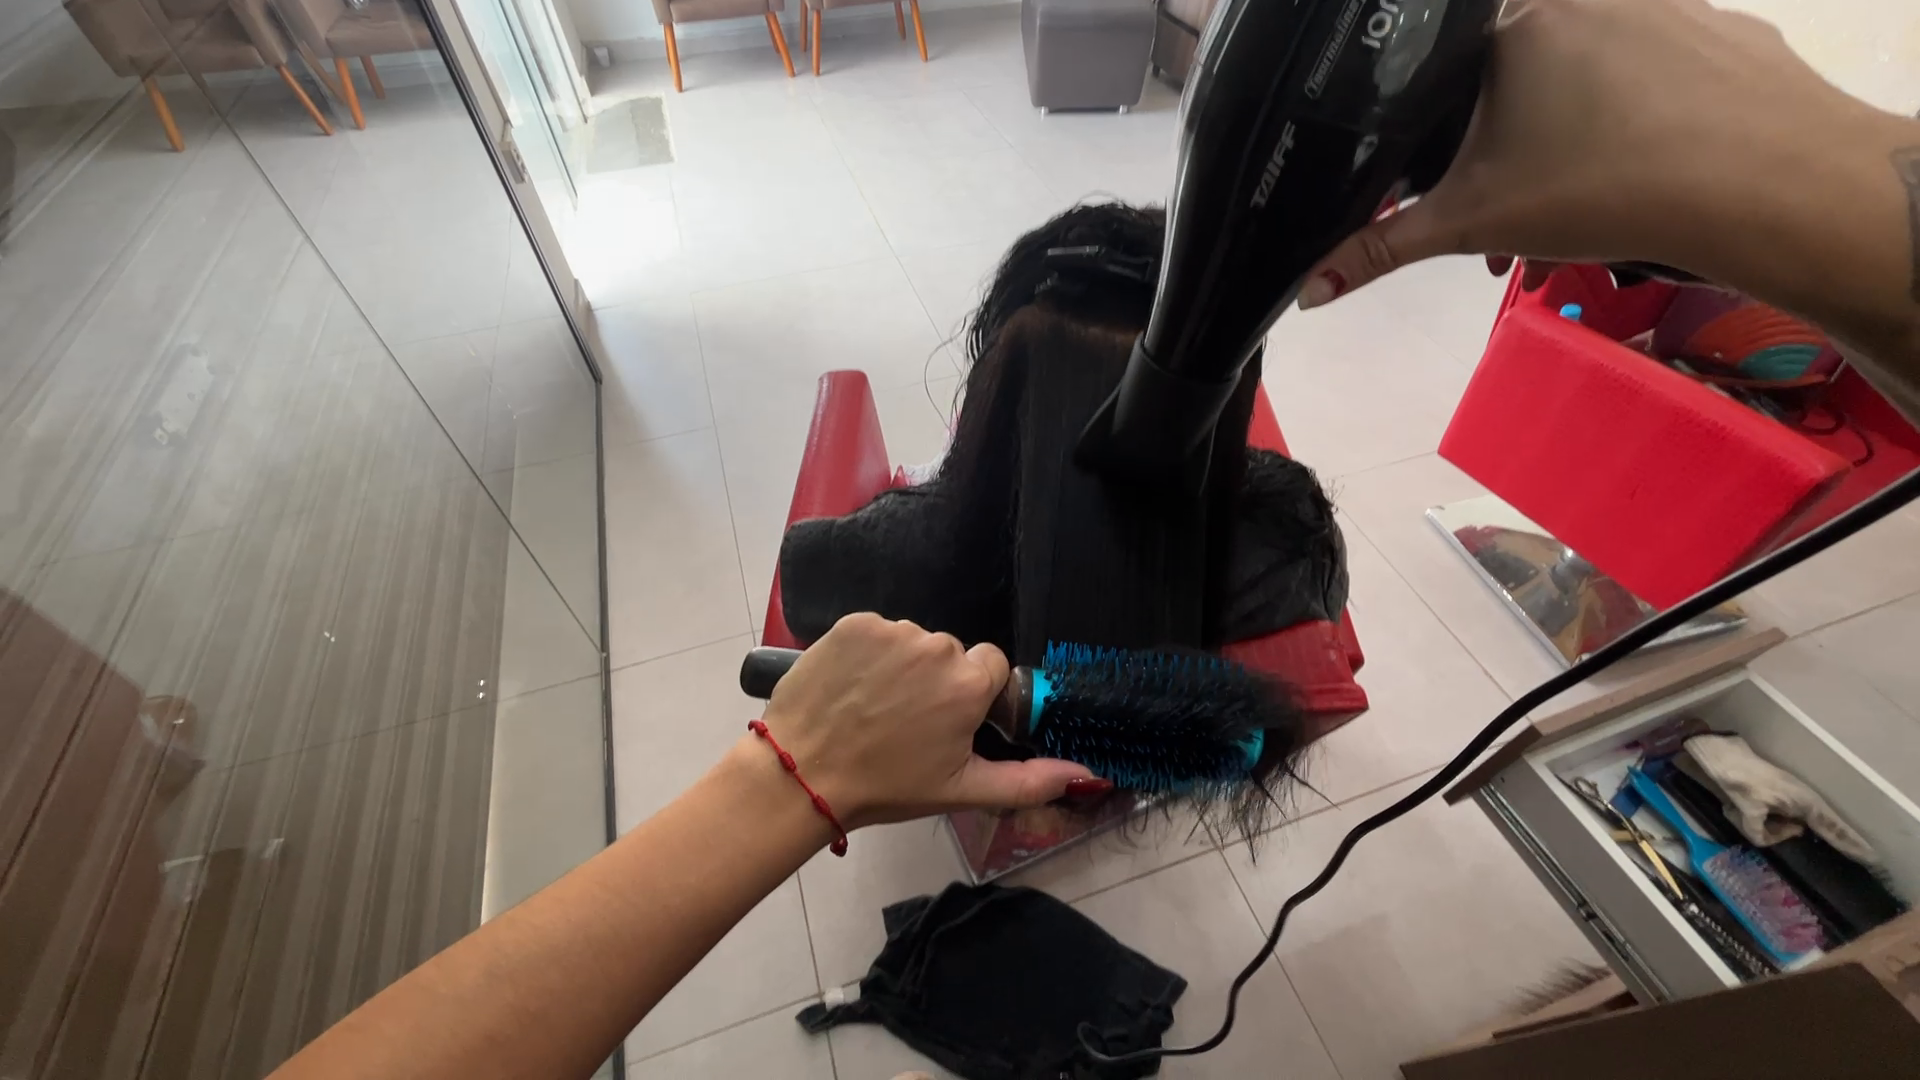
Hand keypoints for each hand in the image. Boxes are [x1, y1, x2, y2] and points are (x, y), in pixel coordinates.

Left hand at [754, 613, 1099, 827]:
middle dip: (937, 681)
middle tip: (905, 721)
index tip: (946, 720)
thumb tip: (1090, 774)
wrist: (803, 772)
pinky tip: (853, 684)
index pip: (989, 665)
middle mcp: (937, 645)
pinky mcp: (854, 621)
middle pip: (950, 653)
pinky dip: (869, 652)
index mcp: (969, 682)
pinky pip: (877, 631)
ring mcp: (892, 629)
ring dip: (902, 665)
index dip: (971, 693)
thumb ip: (1031, 779)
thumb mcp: (963, 790)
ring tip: (873, 705)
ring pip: (913, 641)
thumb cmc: (888, 786)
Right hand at [1298, 0, 1891, 306]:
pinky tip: (1617, 170)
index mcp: (1513, 25)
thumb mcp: (1466, 224)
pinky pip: (1632, 72)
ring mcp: (1658, 6)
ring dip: (1544, 143)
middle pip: (1501, 75)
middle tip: (1492, 200)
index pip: (1437, 65)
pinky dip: (1608, 123)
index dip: (1425, 126)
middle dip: (1487, 147)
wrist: (1764, 186)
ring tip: (1550, 209)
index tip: (1430, 169)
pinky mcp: (1714, 30)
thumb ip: (1378, 251)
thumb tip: (1306, 292)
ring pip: (1567, 77)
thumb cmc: (1595, 188)